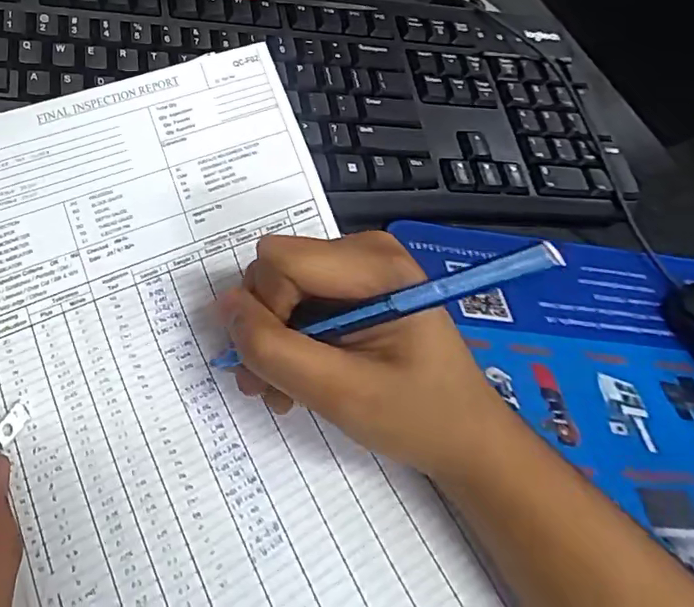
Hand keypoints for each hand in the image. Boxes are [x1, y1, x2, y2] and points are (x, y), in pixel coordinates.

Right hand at [218, 231, 513, 474]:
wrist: (469, 441)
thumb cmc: (421, 418)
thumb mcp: (341, 393)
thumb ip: (274, 349)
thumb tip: (225, 308)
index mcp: (375, 264)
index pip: (279, 261)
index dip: (265, 310)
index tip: (282, 362)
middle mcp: (362, 251)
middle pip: (274, 270)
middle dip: (264, 328)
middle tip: (269, 384)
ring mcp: (355, 266)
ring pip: (277, 286)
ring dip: (270, 339)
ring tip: (281, 390)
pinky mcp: (348, 286)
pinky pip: (293, 298)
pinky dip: (286, 338)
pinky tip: (296, 378)